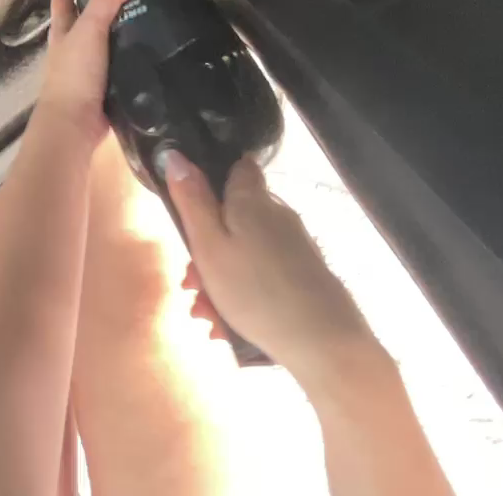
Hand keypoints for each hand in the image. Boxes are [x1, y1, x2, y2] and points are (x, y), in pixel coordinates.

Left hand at [28, 0, 141, 151]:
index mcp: (63, 30)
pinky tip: (154, 51)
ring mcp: (89, 69)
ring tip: (153, 12)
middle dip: (103, 2)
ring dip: (123, 29)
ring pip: (107, 42)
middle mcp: (73, 47)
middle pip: (86, 18)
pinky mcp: (106, 88)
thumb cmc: (75, 74)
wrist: (74, 126)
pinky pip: (122, 65)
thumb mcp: (90, 28)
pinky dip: (134, 56)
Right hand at [164, 154, 387, 387]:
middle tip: (190, 285)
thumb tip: (176, 155)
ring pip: (245, 251)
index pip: (237, 167)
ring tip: (205, 317)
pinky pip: (264, 275)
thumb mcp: (209, 246)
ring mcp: (295, 247)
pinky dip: (243, 294)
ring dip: (219, 279)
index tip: (191, 205)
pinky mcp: (306, 276)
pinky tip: (227, 328)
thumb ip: (192, 200)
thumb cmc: (255, 291)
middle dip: (205, 248)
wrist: (326, 347)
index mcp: (252, 201)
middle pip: (233, 217)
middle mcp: (277, 215)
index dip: (212, 178)